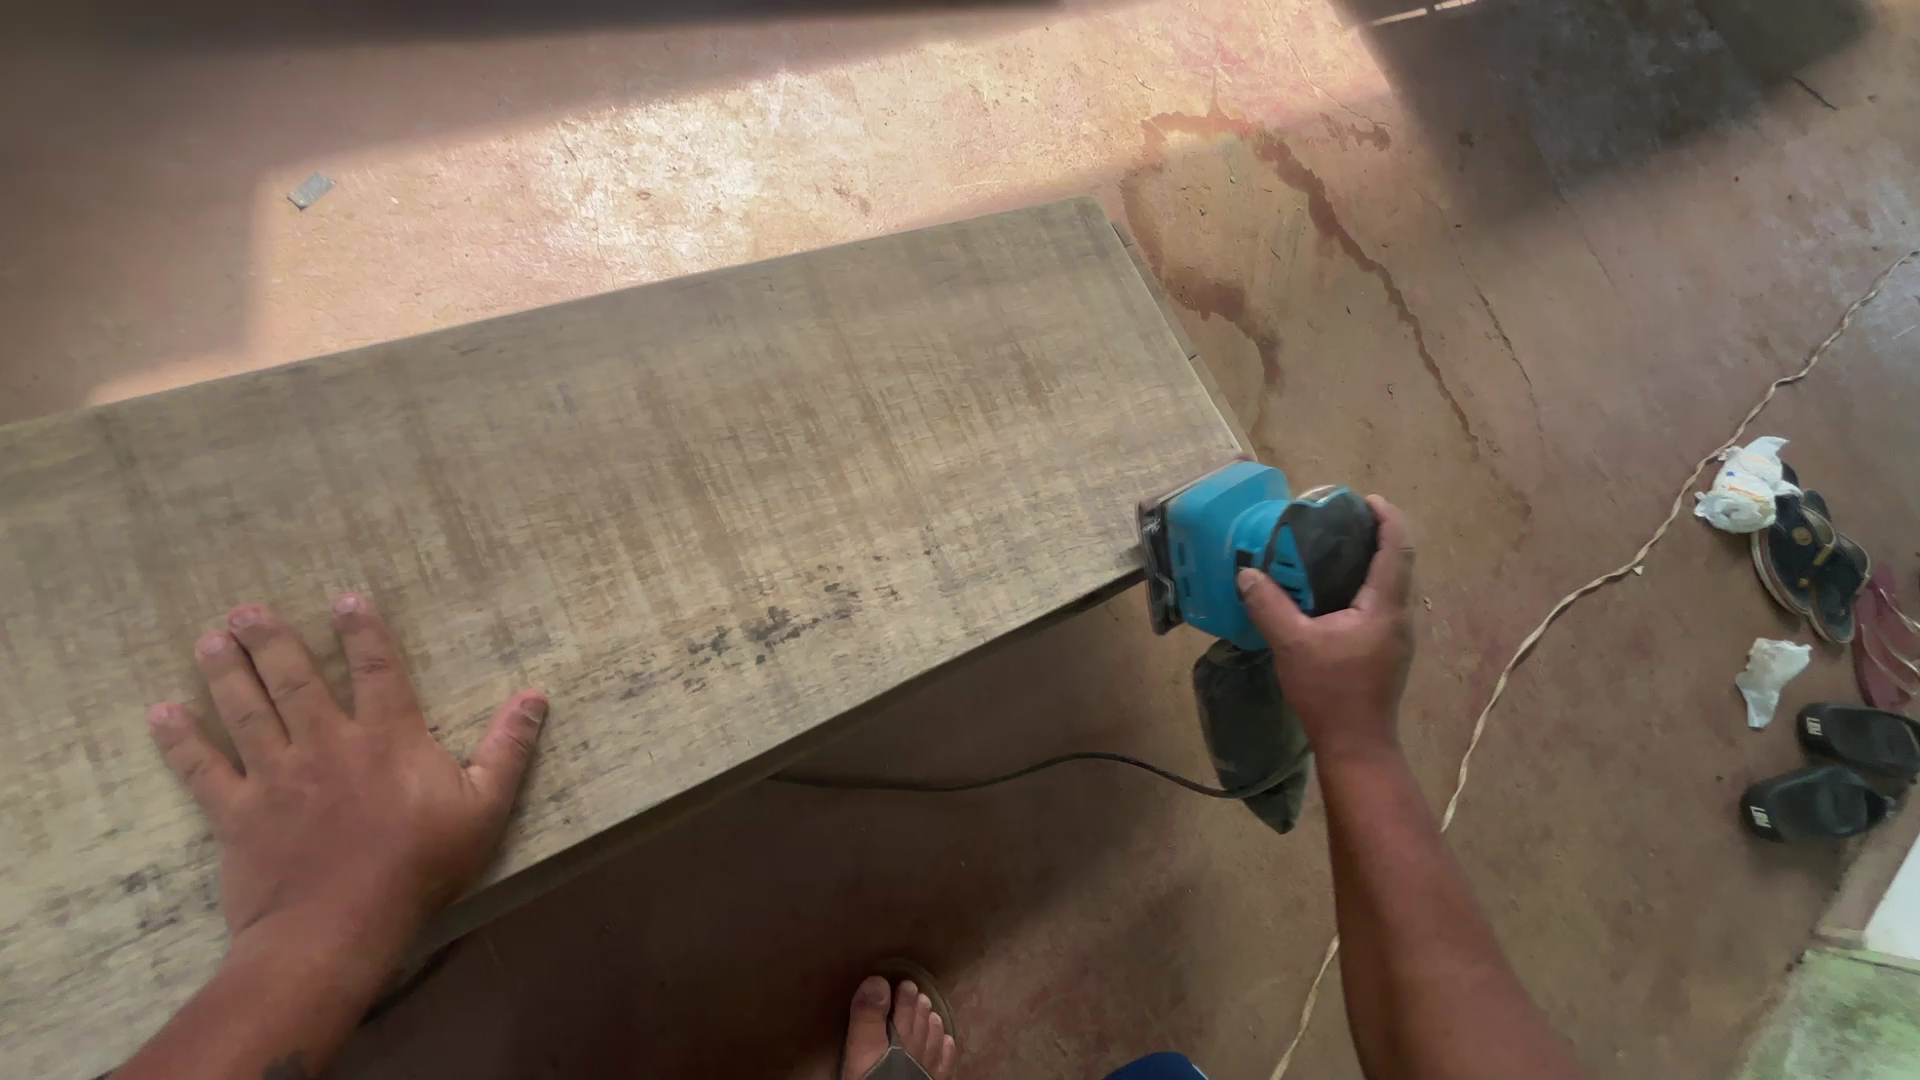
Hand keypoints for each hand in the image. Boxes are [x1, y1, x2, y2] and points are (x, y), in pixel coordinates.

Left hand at [146, 595, 546, 962]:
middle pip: (297, 681)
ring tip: (209, 638)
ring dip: (226, 672)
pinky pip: (202, 770)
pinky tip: (160, 713)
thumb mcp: (487, 804)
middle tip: (246, 608)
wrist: (341, 926)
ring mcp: (277, 777)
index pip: (378, 671)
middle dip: (272, 641)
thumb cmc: (423, 861)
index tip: (345, 598)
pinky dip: (179, 740)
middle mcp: (329, 743)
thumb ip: (509, 746)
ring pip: (247, 712)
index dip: (364, 632)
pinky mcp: (237, 814)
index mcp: (390, 738)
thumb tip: (536, 695)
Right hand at [1236, 495, 1415, 763]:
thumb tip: (1247, 573)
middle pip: (1397, 563)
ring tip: (1329, 551)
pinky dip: (1358, 585)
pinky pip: (1377, 604)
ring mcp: (1394, 636)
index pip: (1396, 549)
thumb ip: (1269, 605)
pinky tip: (1328, 594)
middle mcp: (1398, 617)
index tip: (1367, 499)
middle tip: (1338, 521)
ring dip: (1367, 562)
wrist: (1356, 744)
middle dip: (1374, 535)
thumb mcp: (1291, 644)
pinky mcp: (1383, 651)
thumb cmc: (1330, 692)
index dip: (1387, 519)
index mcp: (1384, 608)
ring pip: (1387, 585)